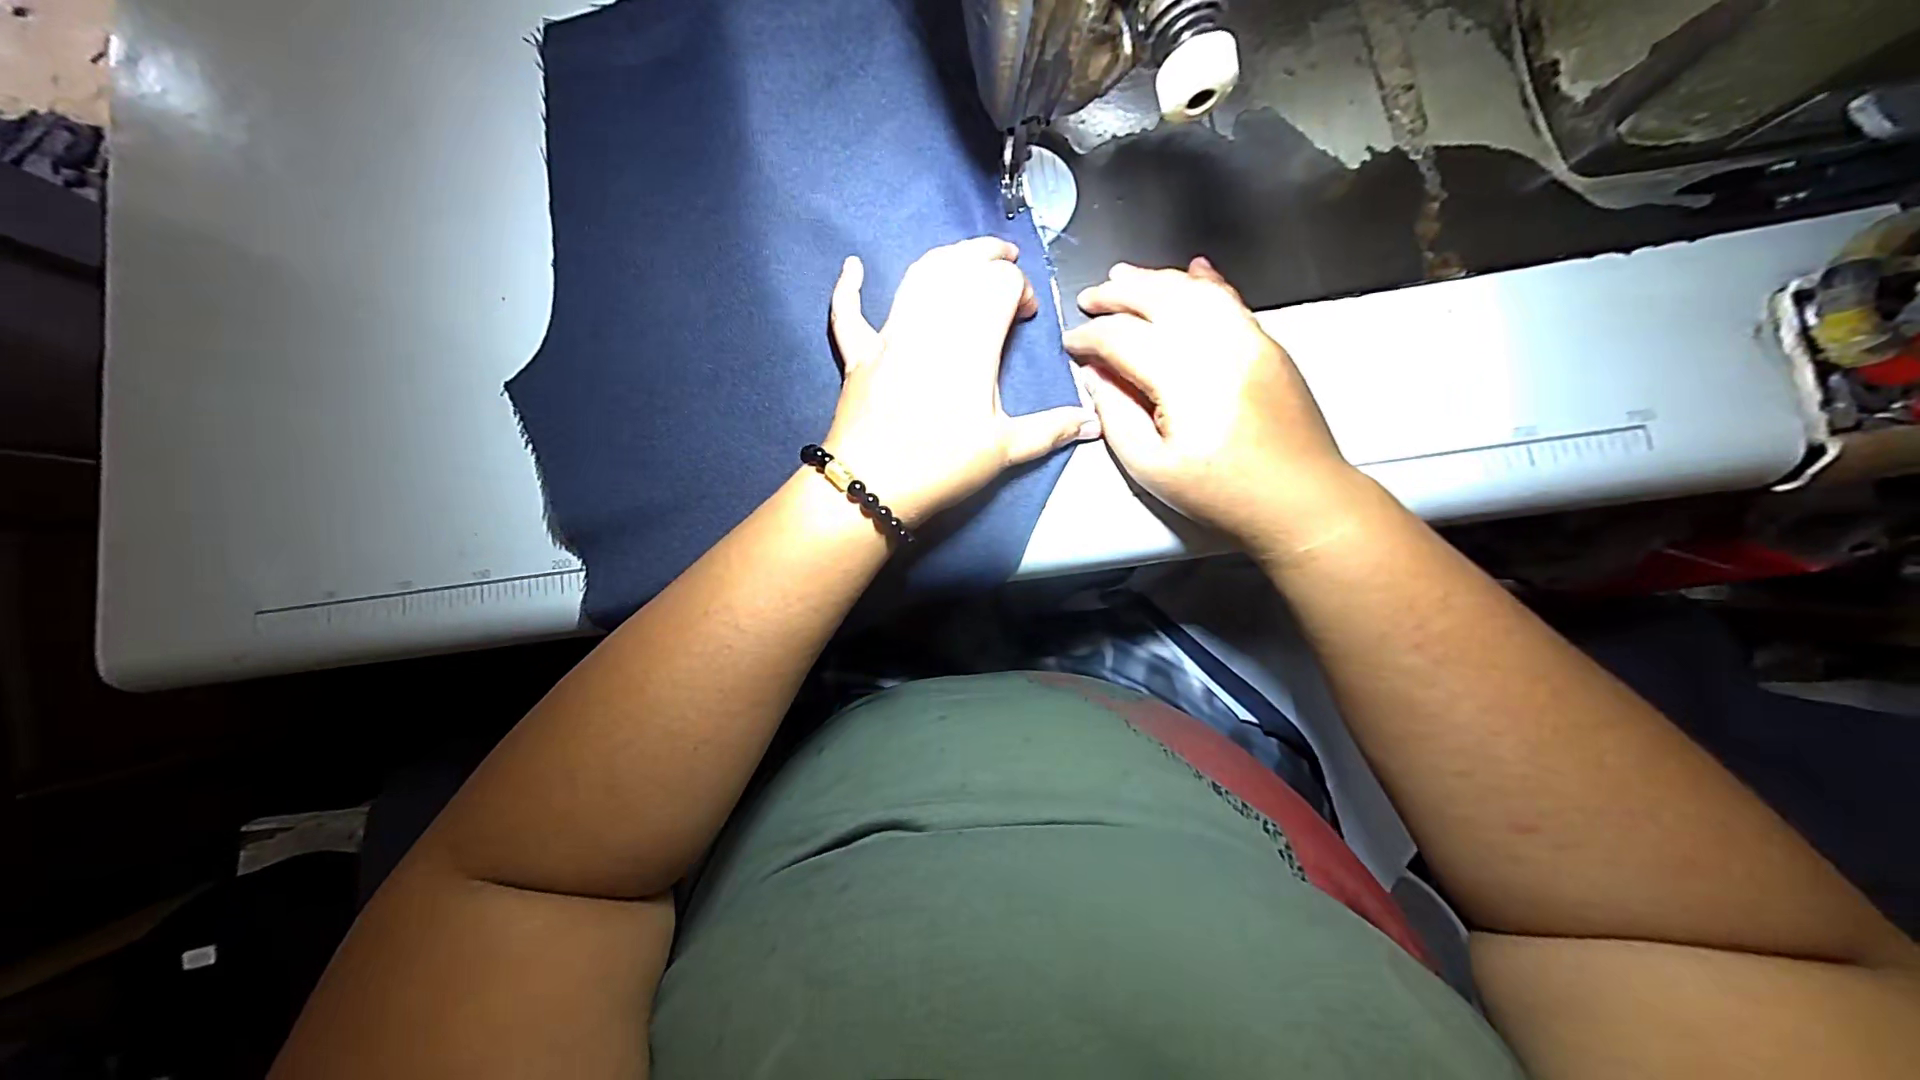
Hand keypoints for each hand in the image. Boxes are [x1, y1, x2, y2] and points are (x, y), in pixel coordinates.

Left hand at [823, 237, 1099, 524]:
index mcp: (972, 340)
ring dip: (943, 258)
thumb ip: (1050, 429)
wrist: (872, 485)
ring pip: (916, 276)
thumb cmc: (941, 465)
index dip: (1020, 288)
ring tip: (962, 257)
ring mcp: (891, 335)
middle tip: (1005, 259)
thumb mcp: (1004, 450)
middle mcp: (931, 323)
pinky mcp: (860, 354)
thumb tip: (1091, 424)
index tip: (1026, 314)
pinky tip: (853, 269)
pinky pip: (848, 313)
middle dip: (987, 255)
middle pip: (961, 265)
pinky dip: (849, 289)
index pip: (1000, 284)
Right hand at [1063, 257, 1363, 552]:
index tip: (1072, 343)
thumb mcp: (1150, 467)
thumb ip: (1115, 415)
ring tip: (1125, 278)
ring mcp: (1247, 340)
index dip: (1089, 336)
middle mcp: (1216, 346)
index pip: (1122, 337)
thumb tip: (1096, 376)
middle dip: (1117, 294)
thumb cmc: (1225, 492)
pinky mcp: (1267, 345)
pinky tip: (1192, 271)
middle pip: (1158, 298)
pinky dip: (1205, 282)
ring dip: (1155, 279)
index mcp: (1182, 378)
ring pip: (1194, 291)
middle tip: (1090, 299)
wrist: (1300, 497)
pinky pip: (1231, 300)